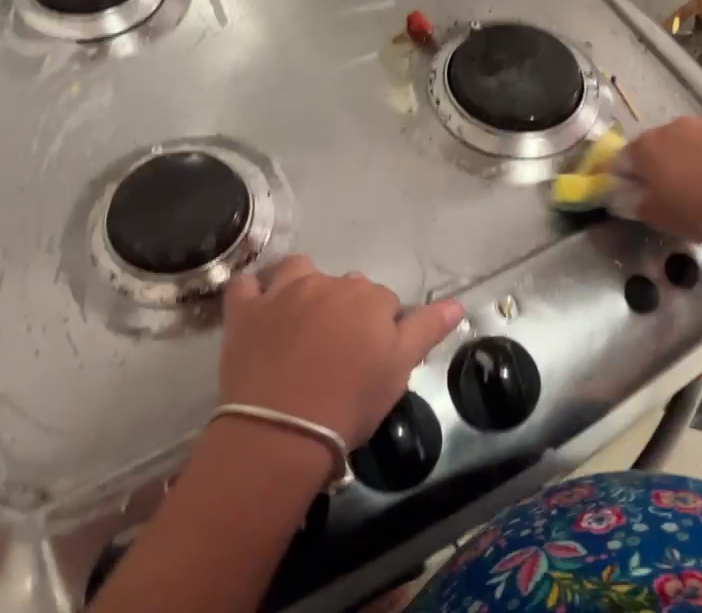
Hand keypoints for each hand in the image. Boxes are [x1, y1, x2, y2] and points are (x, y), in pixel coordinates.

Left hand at [221, 256, 464, 447]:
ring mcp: (281, 292)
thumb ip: (427, 329)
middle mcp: (327, 283)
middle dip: (346, 309)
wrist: (283, 430)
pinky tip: (259, 309)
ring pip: (298, 272)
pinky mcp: (244, 310)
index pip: (384, 301)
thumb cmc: (350, 403)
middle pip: (344, 286)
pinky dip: (254, 292)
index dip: (381, 328)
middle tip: (340, 351)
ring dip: (303, 286)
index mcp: (368, 297)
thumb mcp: (400, 369)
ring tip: (302, 322)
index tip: (372, 358)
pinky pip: (246, 284)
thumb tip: (457, 303)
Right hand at [617, 117, 701, 243]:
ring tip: (698, 191)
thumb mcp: (660, 217)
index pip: (617, 161)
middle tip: (663, 197)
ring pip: (681, 145)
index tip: (625, 197)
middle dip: (651, 170)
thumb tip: (617, 195)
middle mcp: (669, 128)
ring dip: (681, 164)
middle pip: (650, 149)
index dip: (617, 180)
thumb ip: (630, 203)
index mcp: (644, 148)